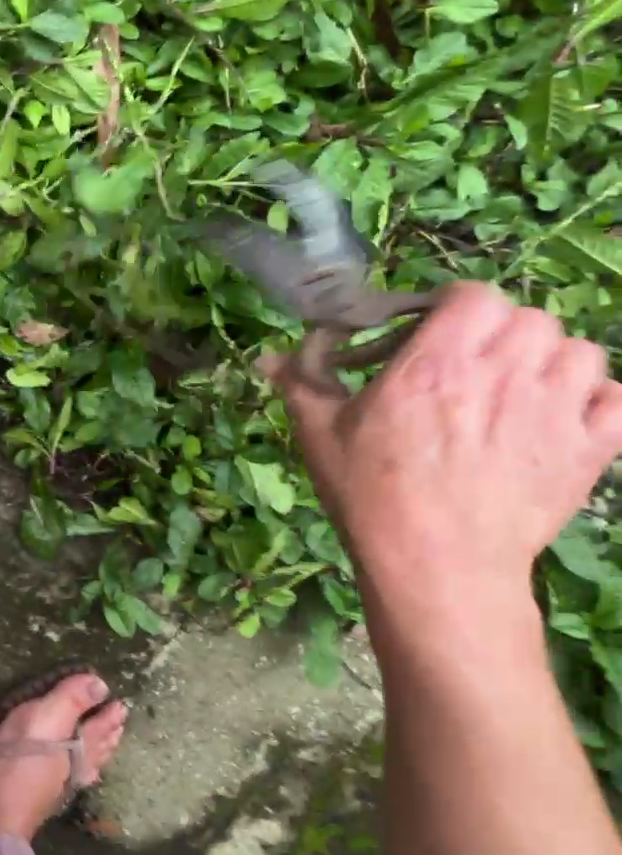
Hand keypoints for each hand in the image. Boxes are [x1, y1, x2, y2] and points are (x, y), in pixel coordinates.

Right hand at [268, 283, 621, 607]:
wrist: (437, 560)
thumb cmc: (368, 489)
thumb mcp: (318, 430)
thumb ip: (301, 381)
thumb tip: (268, 357)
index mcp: (434, 365)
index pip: (471, 295)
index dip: (448, 303)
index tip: (422, 328)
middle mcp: (503, 376)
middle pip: (528, 317)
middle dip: (493, 329)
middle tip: (460, 359)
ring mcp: (557, 412)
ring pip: (579, 350)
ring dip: (546, 357)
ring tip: (510, 384)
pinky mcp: (594, 448)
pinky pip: (617, 398)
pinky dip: (593, 396)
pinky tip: (556, 414)